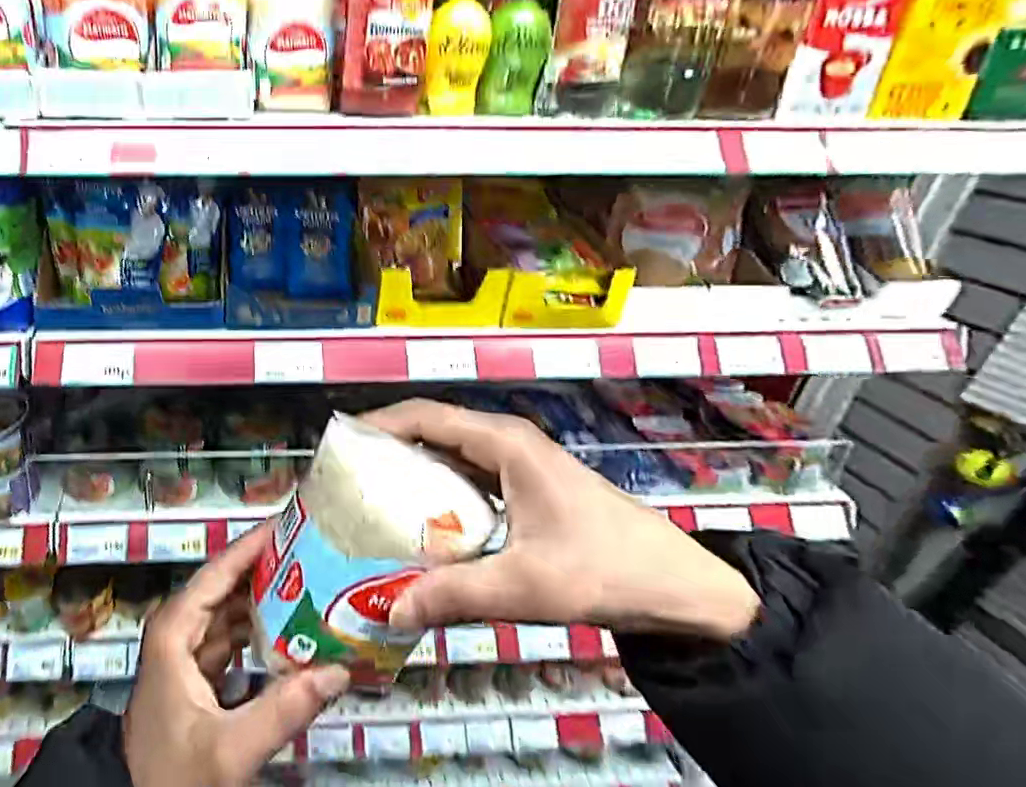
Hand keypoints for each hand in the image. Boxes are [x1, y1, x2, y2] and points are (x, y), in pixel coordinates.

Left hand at [123, 523, 351, 786]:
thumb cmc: (170, 774)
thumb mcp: (228, 748)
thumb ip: (283, 710)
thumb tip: (338, 672)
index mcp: (175, 628)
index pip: (219, 570)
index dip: (254, 544)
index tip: (290, 522)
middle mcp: (178, 628)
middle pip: (228, 585)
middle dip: (270, 570)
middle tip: (315, 553)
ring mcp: (187, 650)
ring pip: (233, 611)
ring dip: (269, 600)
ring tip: (314, 585)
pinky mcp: (198, 672)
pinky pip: (235, 638)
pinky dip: (263, 632)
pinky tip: (295, 633)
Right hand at [360, 399, 759, 641]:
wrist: (683, 588)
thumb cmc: (605, 569)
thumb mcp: (527, 586)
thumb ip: (456, 595)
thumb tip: (391, 610)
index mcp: (505, 443)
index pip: (428, 415)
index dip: (381, 422)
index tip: (342, 442)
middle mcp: (506, 441)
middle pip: (433, 428)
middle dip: (388, 445)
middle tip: (347, 474)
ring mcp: (517, 460)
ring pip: (450, 450)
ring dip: (411, 466)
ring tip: (370, 494)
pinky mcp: (525, 483)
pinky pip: (467, 473)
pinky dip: (437, 486)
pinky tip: (419, 518)